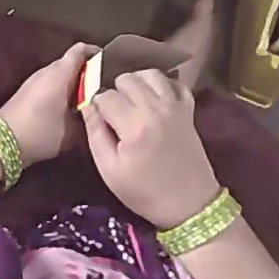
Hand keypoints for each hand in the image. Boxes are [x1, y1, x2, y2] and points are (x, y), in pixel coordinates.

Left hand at [0, 43, 98, 165]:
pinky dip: (62, 89)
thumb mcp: (72, 128)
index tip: (110, 64)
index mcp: (59, 74)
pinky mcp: (27, 92)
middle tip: (105, 86)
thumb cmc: (41, 132)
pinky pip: (51, 84)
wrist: (2, 142)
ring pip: (60, 74)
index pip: (81, 50)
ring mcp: (34, 81)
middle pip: (71, 62)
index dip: (96, 53)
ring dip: (74, 82)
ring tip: (90, 98)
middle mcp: (46, 72)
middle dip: (88, 71)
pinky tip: (70, 106)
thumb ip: (87, 114)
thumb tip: (96, 106)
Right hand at [81, 69, 220, 228]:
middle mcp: (156, 108)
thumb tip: (88, 107)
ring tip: (131, 101)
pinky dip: (162, 85)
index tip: (96, 119)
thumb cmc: (144, 192)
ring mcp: (175, 106)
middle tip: (114, 112)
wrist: (189, 204)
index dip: (96, 105)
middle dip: (115, 91)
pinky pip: (175, 83)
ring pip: (151, 74)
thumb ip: (96, 134)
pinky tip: (154, 99)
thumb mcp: (109, 170)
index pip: (105, 95)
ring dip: (137, 82)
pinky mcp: (189, 110)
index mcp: (134, 125)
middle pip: (127, 79)